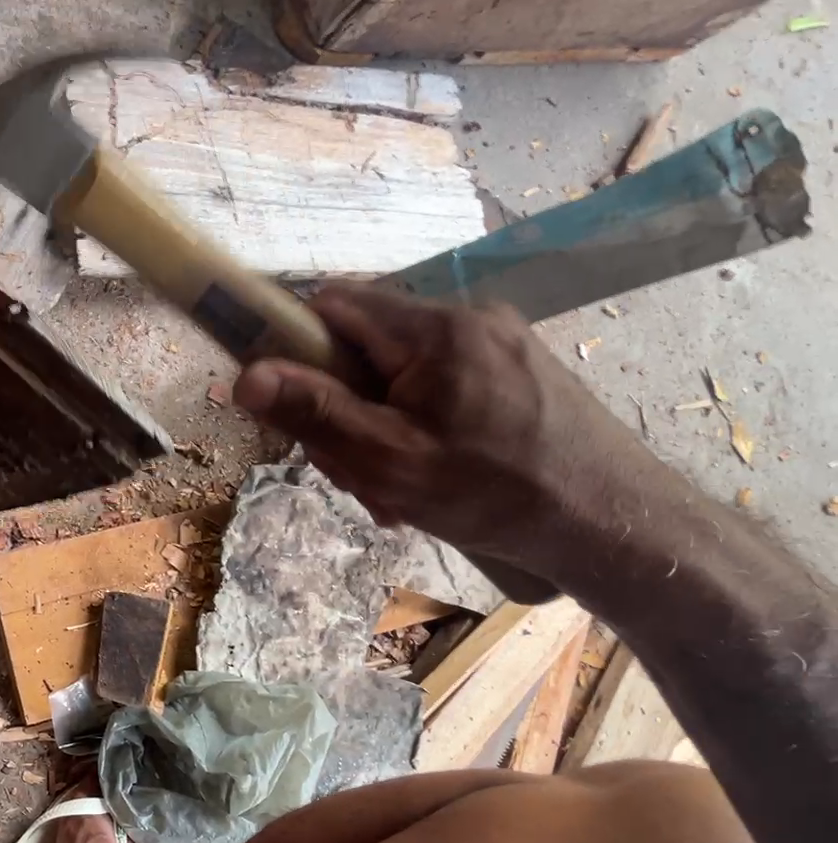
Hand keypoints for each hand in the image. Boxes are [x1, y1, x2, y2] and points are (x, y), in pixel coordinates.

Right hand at [231, 284, 664, 573]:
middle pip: (359, 345)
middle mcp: (466, 320)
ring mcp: (494, 344)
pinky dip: (410, 429)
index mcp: (433, 330)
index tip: (288, 402)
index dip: (293, 346)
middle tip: (351, 467)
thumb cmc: (490, 490)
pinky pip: (432, 389)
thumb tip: (245, 374)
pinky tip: (422, 475)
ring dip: (373, 428)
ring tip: (391, 485)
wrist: (612, 523)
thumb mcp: (384, 458)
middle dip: (338, 406)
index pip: (331, 304)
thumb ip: (313, 411)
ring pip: (392, 374)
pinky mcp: (512, 372)